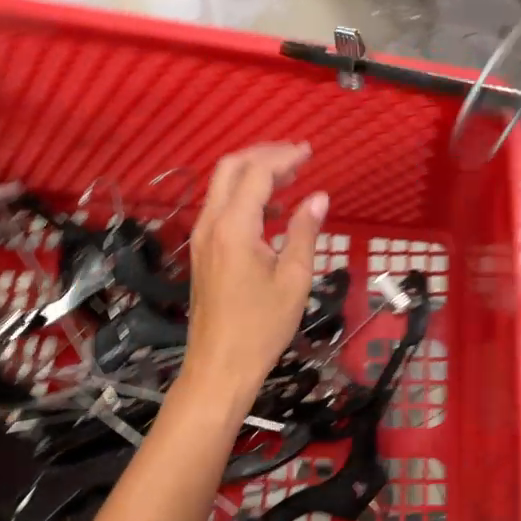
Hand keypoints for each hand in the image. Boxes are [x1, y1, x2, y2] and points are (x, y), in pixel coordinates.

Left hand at [181, 143, 327, 393]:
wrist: (219, 368)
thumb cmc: (261, 327)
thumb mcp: (294, 279)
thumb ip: (304, 232)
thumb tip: (318, 197)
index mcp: (234, 228)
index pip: (257, 173)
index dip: (284, 157)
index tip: (310, 153)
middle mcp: (211, 224)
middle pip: (231, 167)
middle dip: (264, 155)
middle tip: (298, 156)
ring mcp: (202, 237)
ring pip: (223, 185)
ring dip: (255, 172)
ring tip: (291, 176)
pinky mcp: (203, 250)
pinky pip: (221, 206)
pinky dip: (246, 194)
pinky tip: (274, 210)